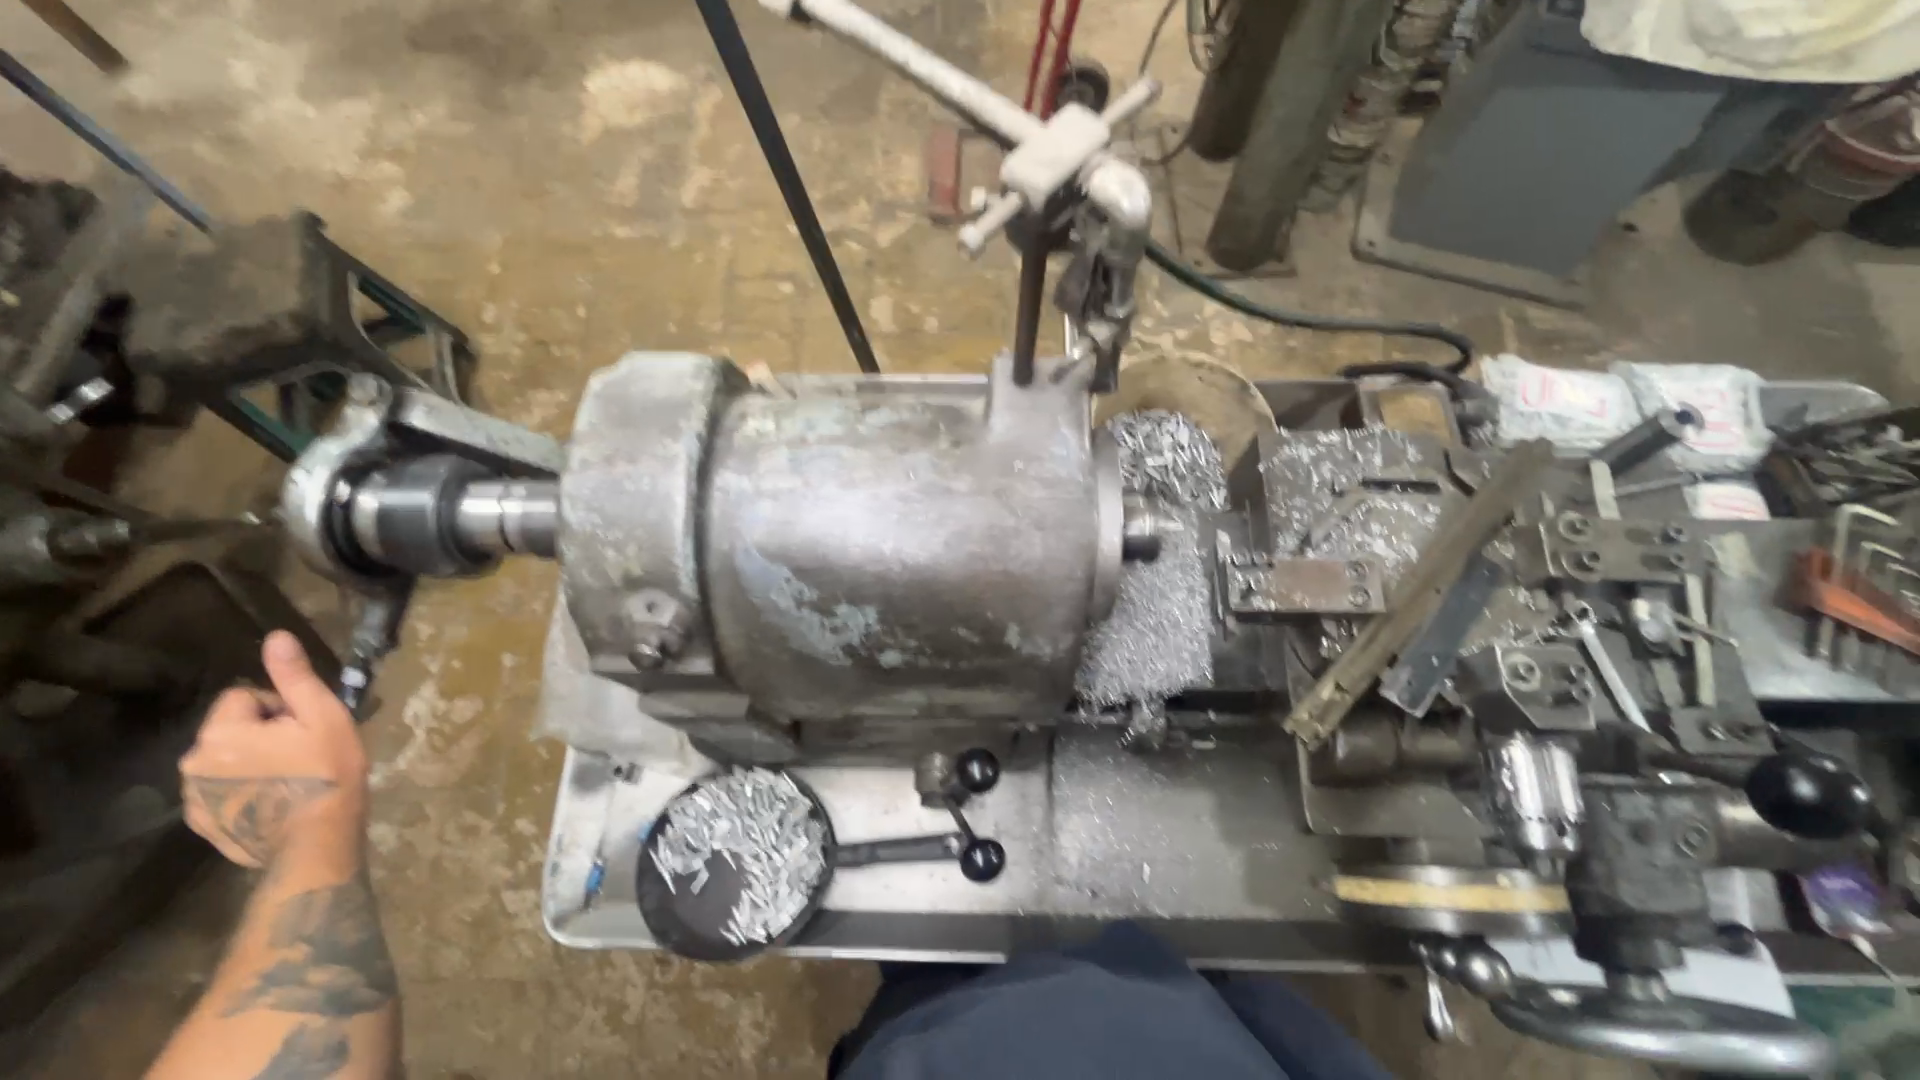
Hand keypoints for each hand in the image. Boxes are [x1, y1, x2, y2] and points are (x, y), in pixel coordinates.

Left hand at [180, 631, 368, 867]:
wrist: (316, 840)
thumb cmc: (326, 772)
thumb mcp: (323, 717)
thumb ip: (294, 678)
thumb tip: (276, 636)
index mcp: (221, 733)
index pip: (243, 697)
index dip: (280, 707)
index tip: (305, 730)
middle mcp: (193, 763)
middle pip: (231, 729)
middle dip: (262, 734)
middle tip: (302, 754)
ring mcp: (194, 797)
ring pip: (226, 760)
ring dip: (252, 762)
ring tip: (290, 779)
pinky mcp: (202, 823)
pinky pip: (220, 791)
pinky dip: (243, 790)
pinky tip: (274, 801)